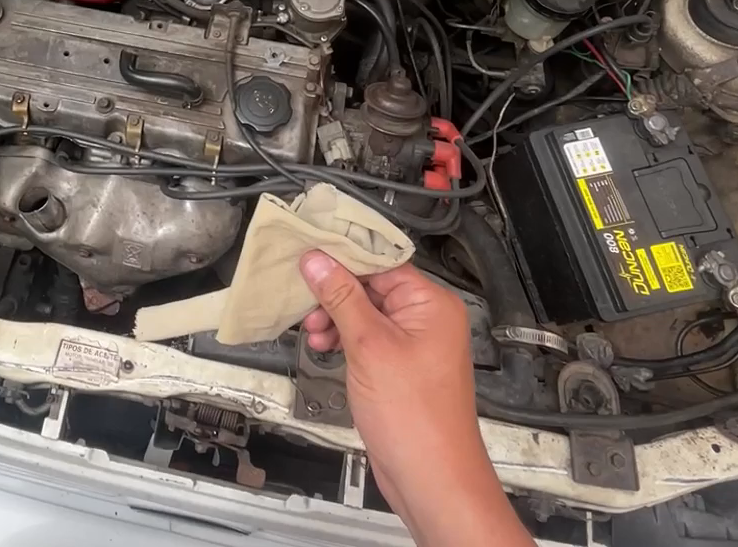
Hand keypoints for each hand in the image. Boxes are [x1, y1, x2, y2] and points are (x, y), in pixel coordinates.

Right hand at [300, 251, 532, 545]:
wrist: (431, 481)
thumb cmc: (415, 418)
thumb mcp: (368, 346)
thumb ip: (341, 297)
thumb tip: (317, 260)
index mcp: (431, 303)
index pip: (381, 261)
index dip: (343, 257)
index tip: (309, 255)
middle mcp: (426, 317)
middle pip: (371, 285)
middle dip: (334, 294)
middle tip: (305, 301)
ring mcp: (413, 342)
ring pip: (364, 311)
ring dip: (335, 318)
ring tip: (314, 333)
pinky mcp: (400, 365)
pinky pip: (366, 336)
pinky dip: (343, 338)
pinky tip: (324, 346)